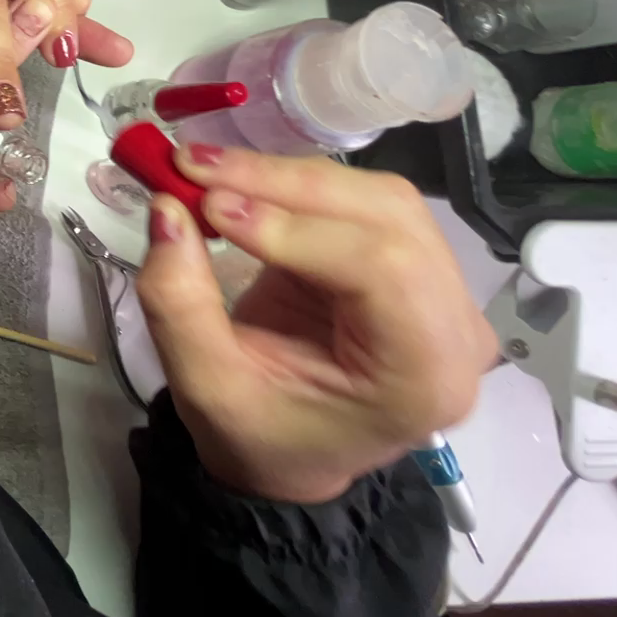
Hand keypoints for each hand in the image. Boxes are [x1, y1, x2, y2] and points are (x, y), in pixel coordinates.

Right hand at [135, 145, 496, 502]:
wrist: (287, 450)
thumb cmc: (256, 433)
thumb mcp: (203, 384)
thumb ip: (179, 302)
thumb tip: (166, 209)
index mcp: (422, 375)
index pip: (384, 269)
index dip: (295, 227)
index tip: (210, 209)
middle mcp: (450, 323)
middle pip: (384, 216)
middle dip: (280, 182)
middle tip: (190, 166)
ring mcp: (434, 287)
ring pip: (371, 195)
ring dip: (280, 173)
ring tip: (201, 167)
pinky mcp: (398, 260)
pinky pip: (350, 200)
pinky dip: (284, 181)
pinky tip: (232, 180)